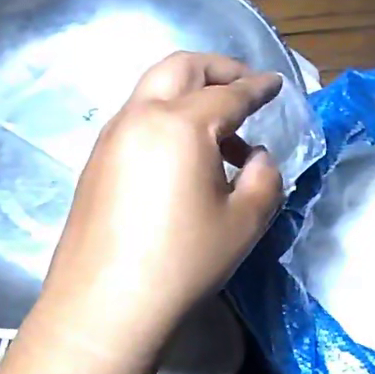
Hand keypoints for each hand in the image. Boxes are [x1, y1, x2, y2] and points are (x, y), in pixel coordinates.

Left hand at [31, 53, 284, 356]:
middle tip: (247, 87)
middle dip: (219, 69)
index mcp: (180, 125)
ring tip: (225, 138)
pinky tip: (189, 159)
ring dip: (193, 95)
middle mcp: (140, 117)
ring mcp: (112, 137)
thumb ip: (265, 177)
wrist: (106, 305)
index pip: (229, 93)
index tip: (277, 84)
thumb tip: (256, 157)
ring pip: (155, 91)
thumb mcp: (246, 221)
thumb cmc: (184, 261)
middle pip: (181, 68)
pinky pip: (139, 119)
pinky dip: (170, 118)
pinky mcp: (97, 162)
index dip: (258, 87)